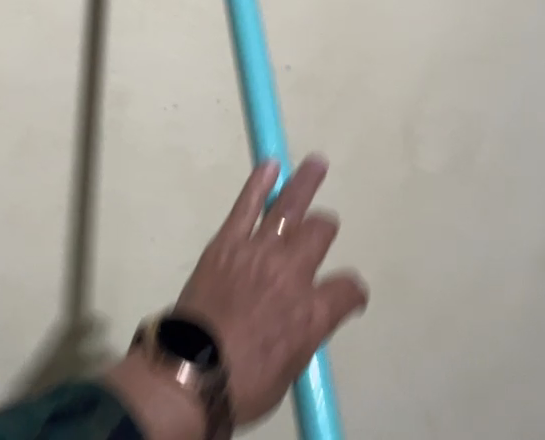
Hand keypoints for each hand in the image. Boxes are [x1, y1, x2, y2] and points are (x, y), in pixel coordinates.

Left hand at [175, 155, 367, 426]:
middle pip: (319, 235)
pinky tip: (271, 166)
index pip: (348, 290)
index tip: (347, 293)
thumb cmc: (245, 382)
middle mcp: (292, 275)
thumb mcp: (291, 368)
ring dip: (304, 184)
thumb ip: (304, 334)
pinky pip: (247, 206)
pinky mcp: (227, 243)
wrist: (193, 370)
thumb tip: (307, 317)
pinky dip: (258, 183)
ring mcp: (259, 253)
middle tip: (326, 222)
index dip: (351, 291)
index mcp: (313, 314)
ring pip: (288, 209)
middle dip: (325, 228)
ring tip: (316, 163)